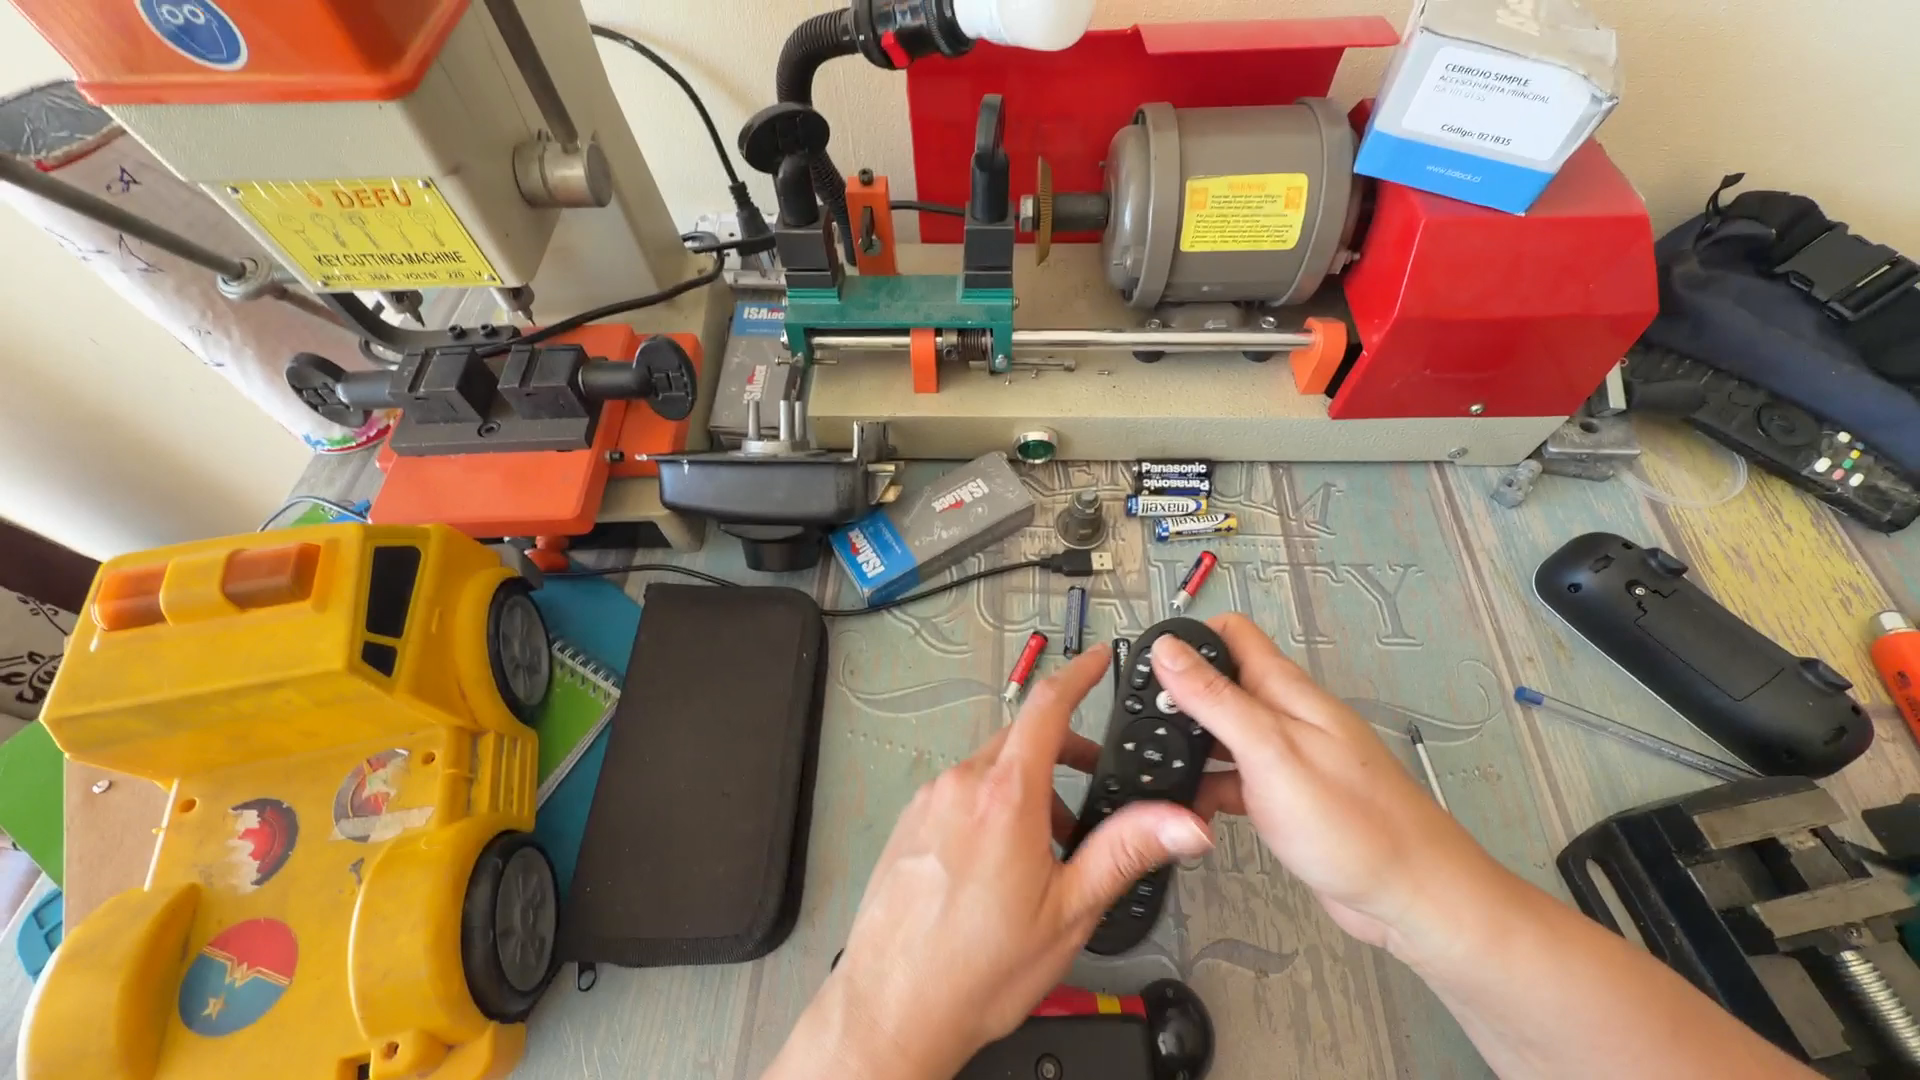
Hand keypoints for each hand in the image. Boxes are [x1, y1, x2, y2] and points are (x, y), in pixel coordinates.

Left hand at [767, 645, 1216, 1079]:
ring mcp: (931, 802)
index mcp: (1007, 796)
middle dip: (1063, 756)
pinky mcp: (911, 821)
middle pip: (1023, 741)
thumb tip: (1180, 821)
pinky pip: (961, 793)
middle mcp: (962, 786)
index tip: (1097, 660)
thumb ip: (1126, 850)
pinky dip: (991, 807)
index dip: (1079, 675)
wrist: (894, 1007)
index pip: (1048, 708)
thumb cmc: (975, 969)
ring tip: (1046, 849)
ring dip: (1028, 791)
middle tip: (1089, 787)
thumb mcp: (1070, 910)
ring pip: (992, 770)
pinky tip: (999, 860)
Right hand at [1148, 615, 1502, 953]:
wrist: (1411, 899)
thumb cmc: (1357, 825)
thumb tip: (1169, 649)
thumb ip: (1216, 697)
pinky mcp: (1283, 795)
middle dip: (1180, 700)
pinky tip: (1195, 808)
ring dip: (1192, 748)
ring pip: (1222, 734)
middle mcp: (1285, 715)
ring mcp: (1285, 756)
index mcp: (1285, 690)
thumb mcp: (1270, 751)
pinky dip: (1210, 788)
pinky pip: (1233, 777)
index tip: (1152, 667)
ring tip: (1166, 773)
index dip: (1189, 639)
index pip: (1231, 634)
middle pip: (1220, 684)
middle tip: (1151, 729)